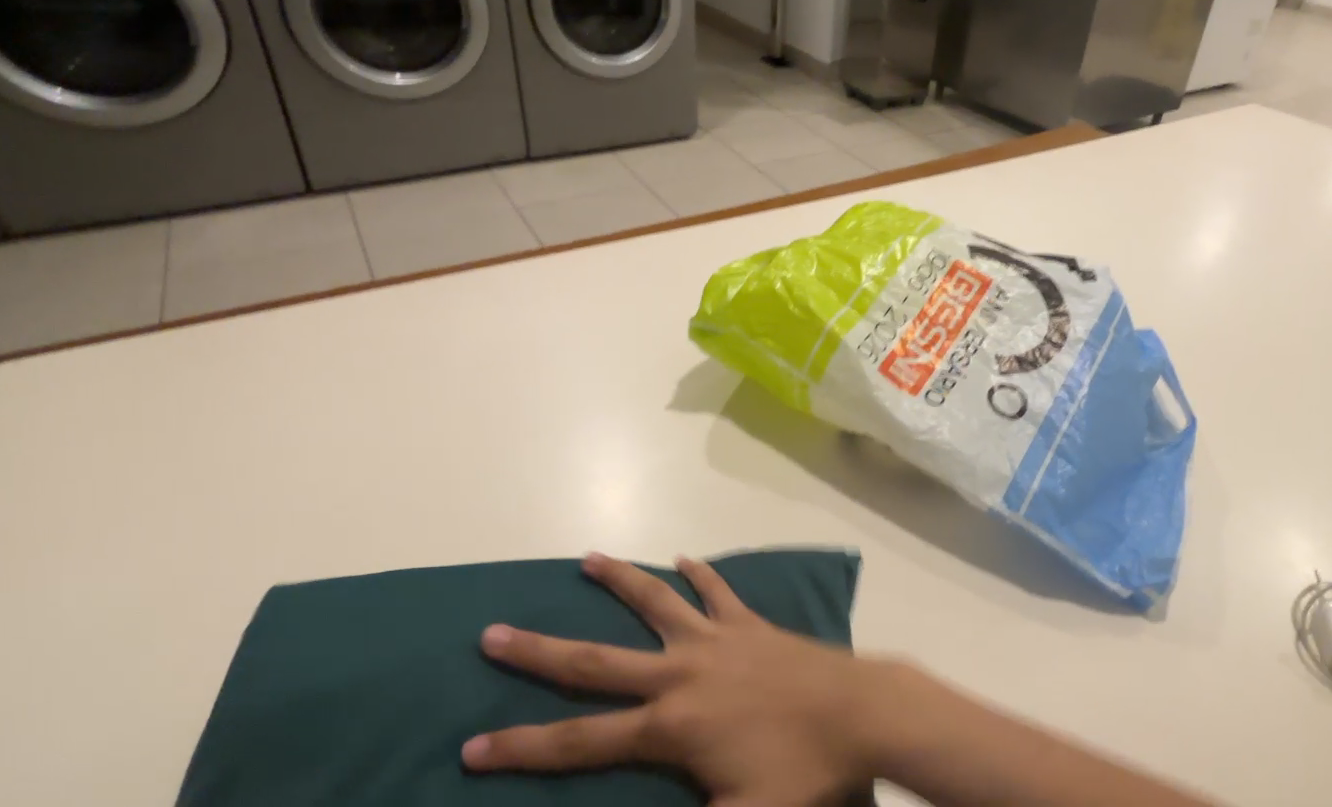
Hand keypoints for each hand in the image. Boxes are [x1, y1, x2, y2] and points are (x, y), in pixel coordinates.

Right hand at [463, 553, 889, 806]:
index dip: (523, 750)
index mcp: (670, 725)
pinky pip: (719, 590)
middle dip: (540, 651)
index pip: (581, 742)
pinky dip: (701, 574)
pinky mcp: (750, 622)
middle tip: (493, 633)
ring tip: (587, 558)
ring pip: (656, 602)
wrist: (860, 710)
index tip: (471, 747)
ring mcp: (716, 638)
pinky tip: (686, 558)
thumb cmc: (801, 772)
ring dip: (620, 580)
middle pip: (597, 660)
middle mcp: (681, 671)